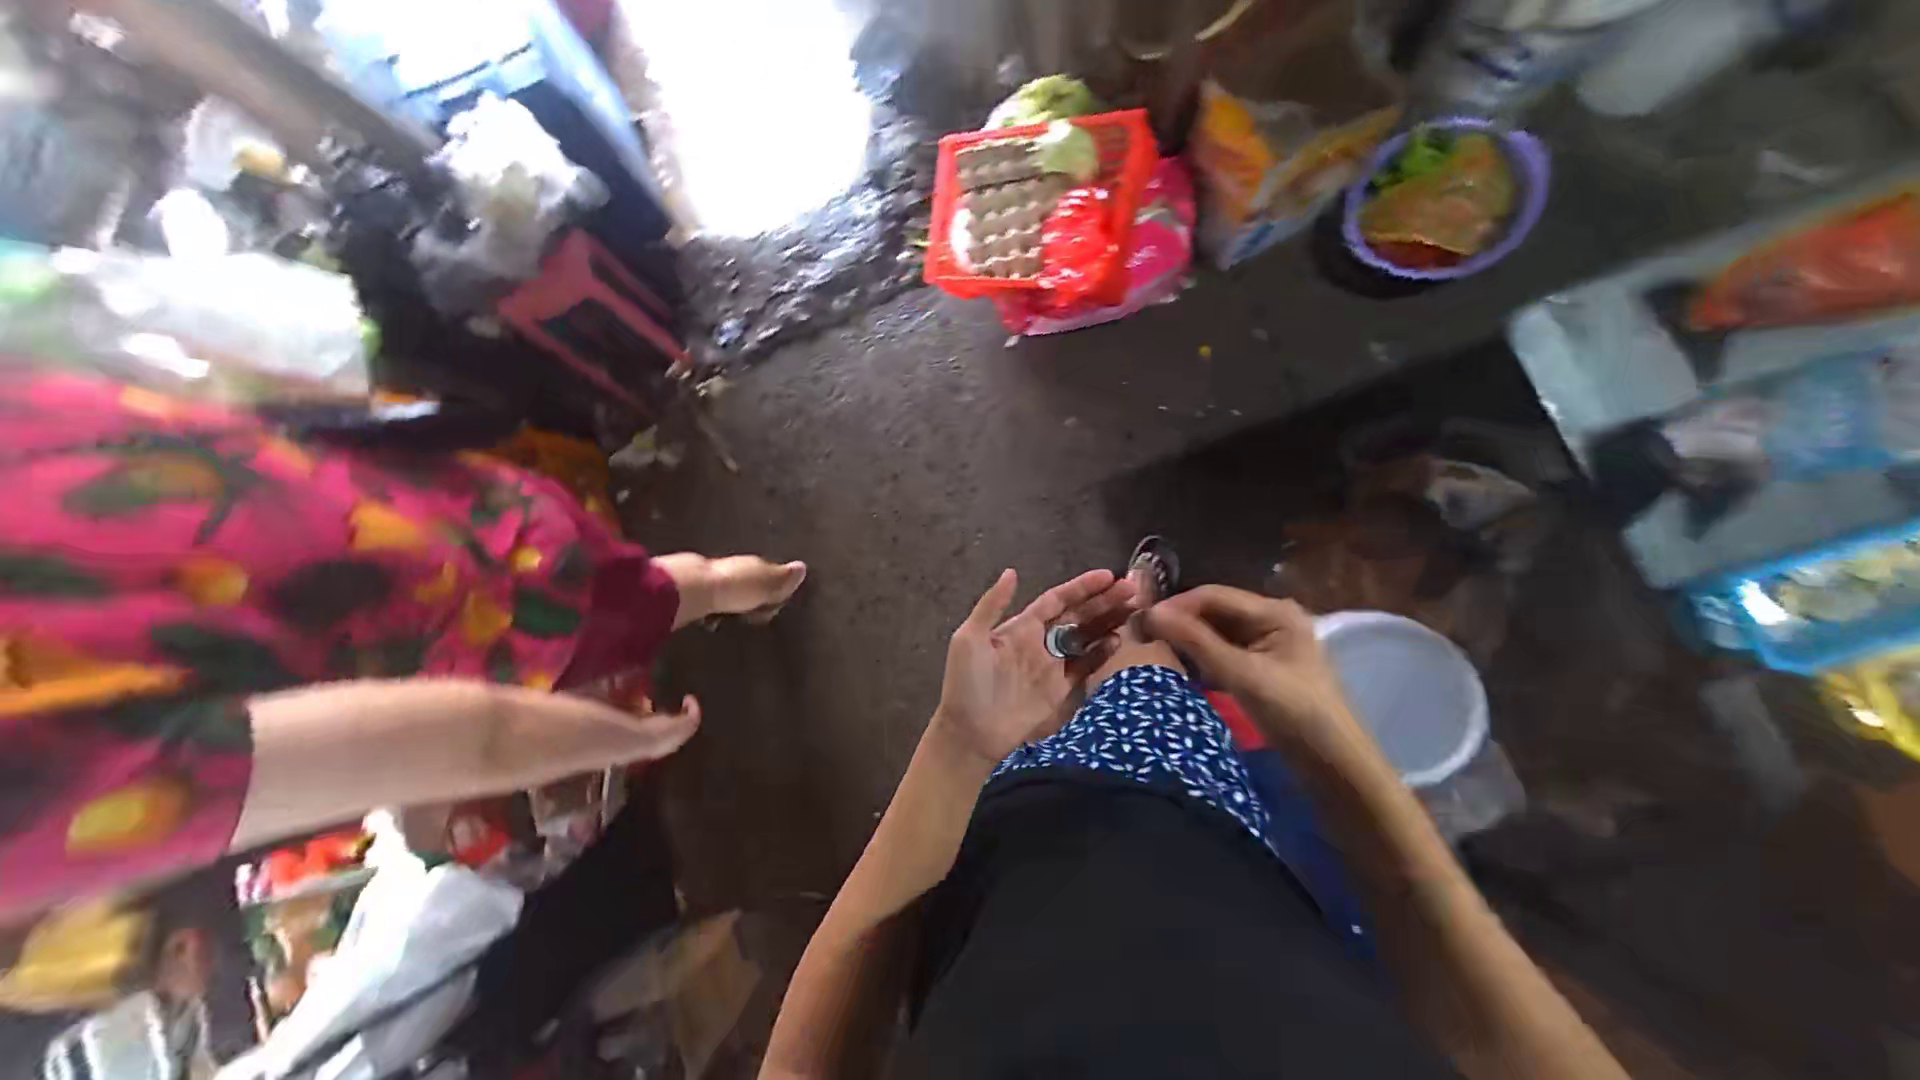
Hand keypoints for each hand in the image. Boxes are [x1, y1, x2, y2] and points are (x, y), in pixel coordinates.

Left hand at [934, 568, 1137, 767]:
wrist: (970, 731)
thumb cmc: (966, 682)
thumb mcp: (970, 638)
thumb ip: (992, 605)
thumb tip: (1012, 571)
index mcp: (1021, 626)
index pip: (1057, 599)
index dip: (1082, 587)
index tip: (1108, 576)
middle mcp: (1040, 641)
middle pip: (1078, 615)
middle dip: (1104, 602)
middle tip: (1132, 589)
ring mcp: (1052, 665)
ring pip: (1086, 638)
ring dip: (1107, 623)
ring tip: (1133, 609)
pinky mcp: (1059, 689)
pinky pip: (1084, 666)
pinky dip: (1101, 654)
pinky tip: (1117, 641)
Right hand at [1141, 587, 1363, 754]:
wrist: (1335, 766)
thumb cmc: (1294, 714)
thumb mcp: (1241, 674)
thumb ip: (1195, 641)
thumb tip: (1150, 613)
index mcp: (1274, 612)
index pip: (1212, 595)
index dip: (1175, 606)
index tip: (1141, 622)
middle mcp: (1270, 620)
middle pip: (1213, 612)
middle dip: (1179, 623)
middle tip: (1142, 638)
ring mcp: (1266, 645)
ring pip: (1215, 633)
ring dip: (1187, 642)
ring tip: (1154, 652)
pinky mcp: (1261, 668)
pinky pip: (1222, 653)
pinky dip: (1200, 660)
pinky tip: (1180, 670)